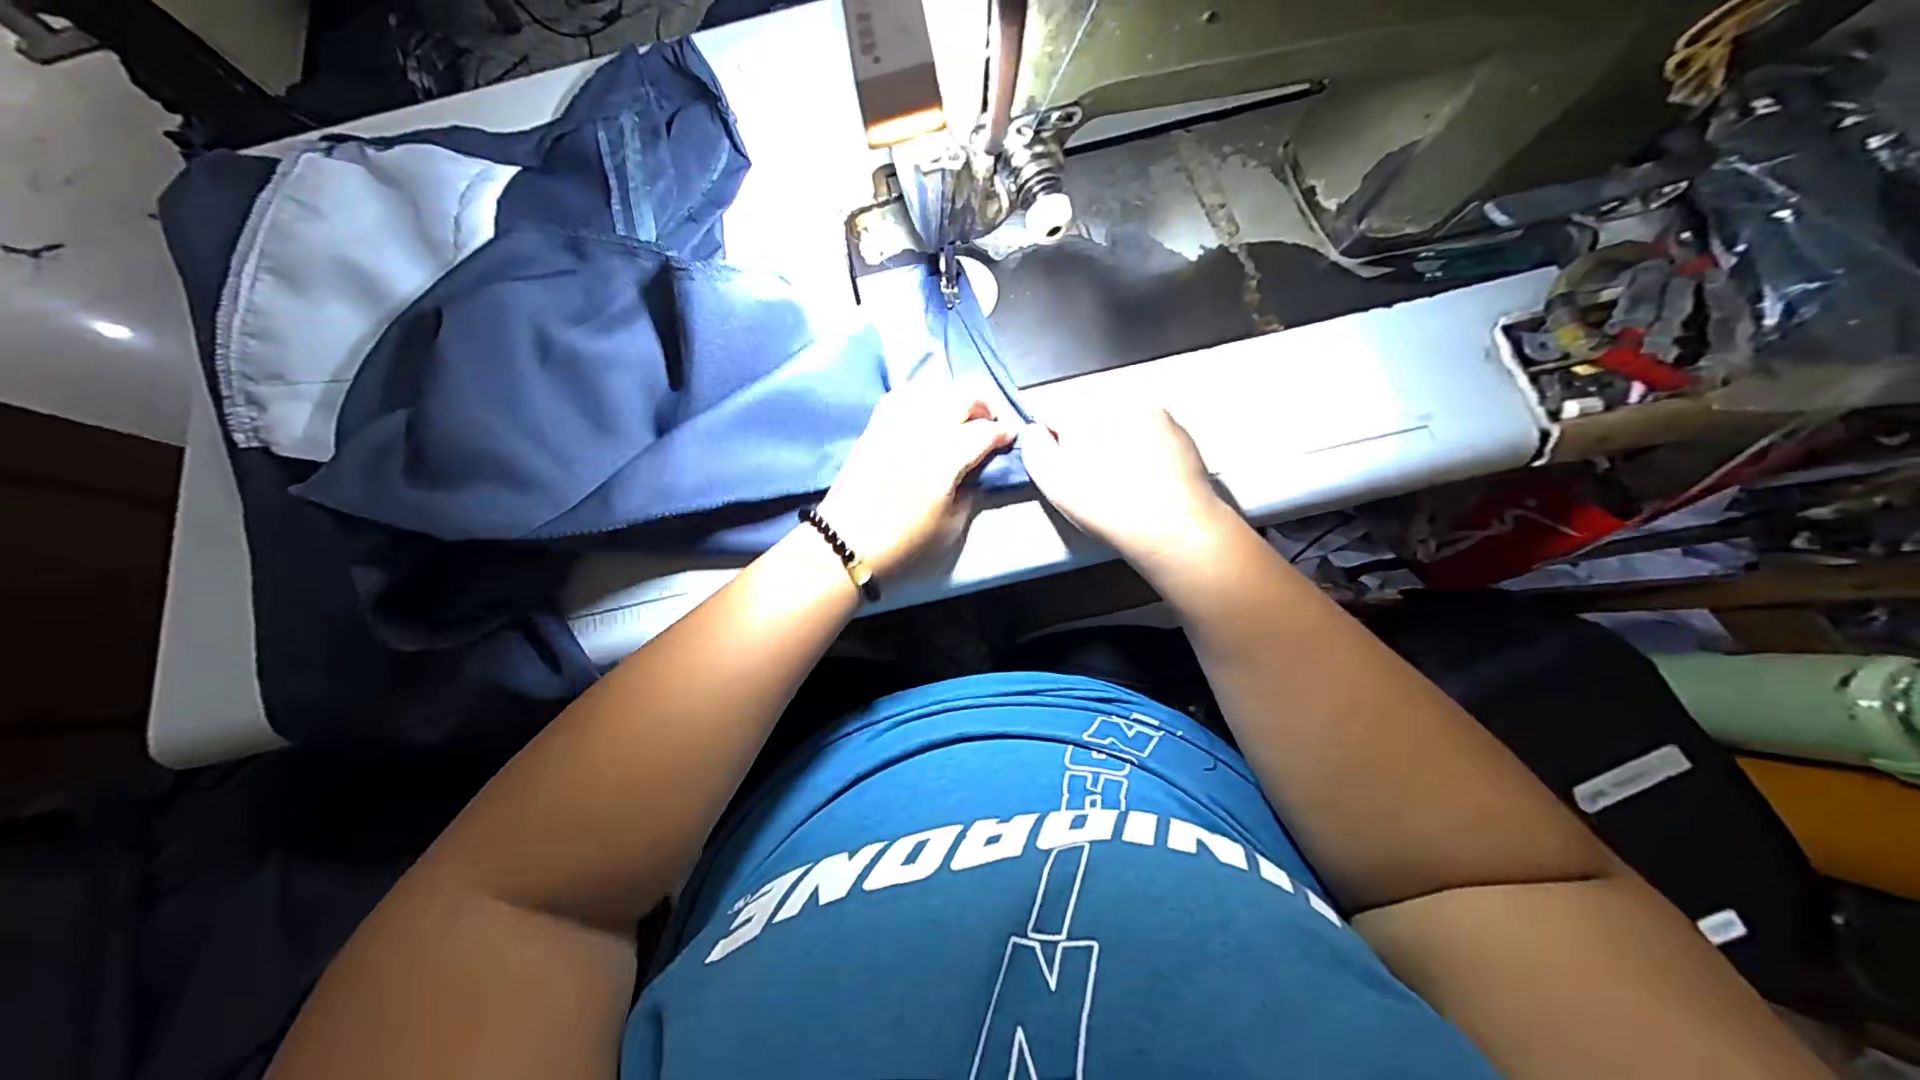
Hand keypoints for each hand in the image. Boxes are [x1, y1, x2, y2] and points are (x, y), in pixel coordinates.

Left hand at [813, 382, 1014, 576]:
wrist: (848, 540)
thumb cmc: (904, 540)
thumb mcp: (952, 526)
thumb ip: (970, 490)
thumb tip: (977, 470)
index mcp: (948, 455)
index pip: (987, 430)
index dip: (1004, 433)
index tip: (1010, 439)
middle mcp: (925, 429)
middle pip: (964, 396)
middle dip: (983, 407)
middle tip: (987, 424)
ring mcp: (897, 421)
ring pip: (934, 388)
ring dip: (953, 398)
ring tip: (957, 416)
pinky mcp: (876, 423)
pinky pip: (902, 393)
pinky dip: (920, 395)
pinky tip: (925, 410)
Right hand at [1019, 408, 1240, 566]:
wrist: (1176, 526)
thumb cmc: (1108, 508)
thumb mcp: (1054, 485)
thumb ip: (1035, 450)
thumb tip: (1034, 430)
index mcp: (1082, 410)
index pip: (1052, 414)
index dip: (1053, 440)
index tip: (1062, 465)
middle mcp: (1118, 399)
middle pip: (1088, 414)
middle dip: (1086, 437)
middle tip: (1095, 475)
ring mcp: (1153, 410)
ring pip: (1120, 420)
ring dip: (1117, 439)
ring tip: (1124, 476)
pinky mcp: (1178, 427)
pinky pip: (1150, 430)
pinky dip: (1145, 445)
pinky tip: (1148, 474)